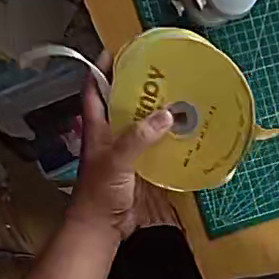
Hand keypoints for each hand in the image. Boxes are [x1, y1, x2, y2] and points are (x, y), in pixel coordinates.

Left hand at [68, 82, 171, 239]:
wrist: (102, 227)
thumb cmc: (99, 194)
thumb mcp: (116, 160)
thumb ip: (139, 138)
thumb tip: (166, 115)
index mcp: (96, 128)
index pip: (95, 90)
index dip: (101, 69)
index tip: (116, 50)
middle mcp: (110, 136)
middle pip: (122, 104)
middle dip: (138, 88)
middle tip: (160, 72)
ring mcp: (125, 152)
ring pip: (140, 125)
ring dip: (155, 113)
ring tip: (177, 96)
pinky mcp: (139, 168)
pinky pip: (154, 147)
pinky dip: (166, 138)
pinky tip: (183, 132)